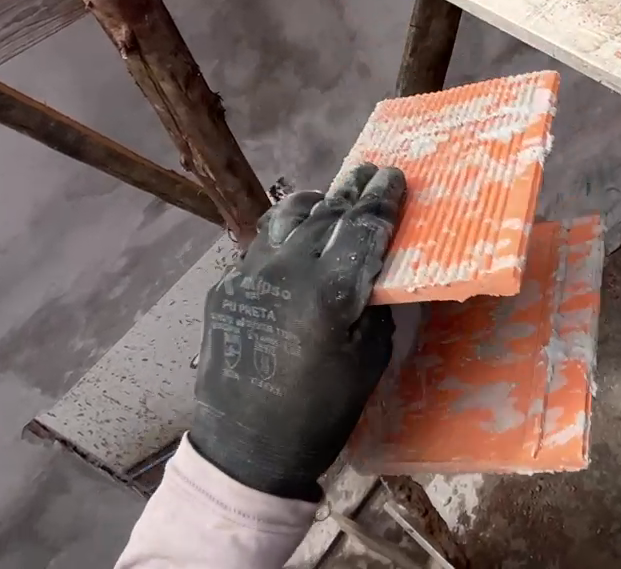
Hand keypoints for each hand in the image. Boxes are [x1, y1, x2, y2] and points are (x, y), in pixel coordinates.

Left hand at [191, 163, 404, 500]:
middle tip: (370, 171)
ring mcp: (250, 274)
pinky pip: (261, 245)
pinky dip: (285, 232)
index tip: (394, 176)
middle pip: (327, 213)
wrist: (244, 449)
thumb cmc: (321, 412)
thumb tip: (375, 269)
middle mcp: (287, 270)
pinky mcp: (225, 287)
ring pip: (286, 218)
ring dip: (315, 202)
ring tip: (329, 195)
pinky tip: (293, 237)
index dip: (382, 199)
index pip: (363, 227)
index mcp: (328, 291)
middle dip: (353, 189)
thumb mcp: (368, 361)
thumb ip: (373, 305)